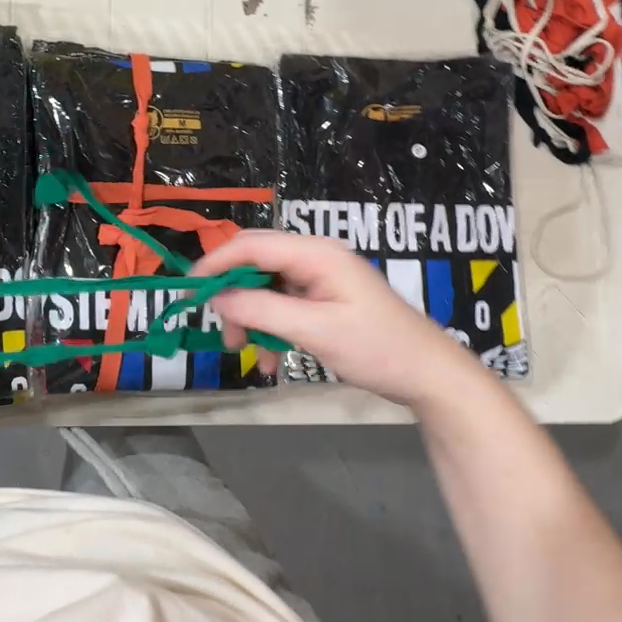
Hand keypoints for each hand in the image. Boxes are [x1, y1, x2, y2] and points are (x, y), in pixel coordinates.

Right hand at [193, 231, 483, 407]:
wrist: (431, 377)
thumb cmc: (378, 349)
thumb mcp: (315, 331)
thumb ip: (263, 311)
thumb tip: (218, 298)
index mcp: (316, 254)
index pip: (252, 245)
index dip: (216, 262)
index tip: (189, 289)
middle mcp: (315, 258)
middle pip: (255, 263)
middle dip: (233, 295)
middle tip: (220, 328)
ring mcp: (320, 279)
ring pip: (264, 288)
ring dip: (250, 318)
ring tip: (246, 353)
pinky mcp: (323, 300)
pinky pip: (281, 306)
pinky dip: (269, 329)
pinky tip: (270, 360)